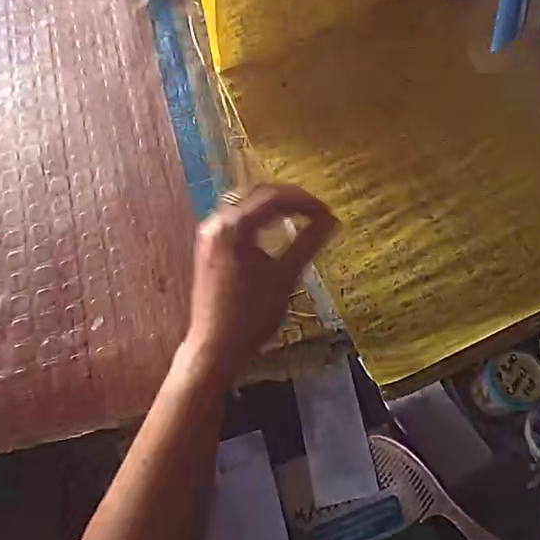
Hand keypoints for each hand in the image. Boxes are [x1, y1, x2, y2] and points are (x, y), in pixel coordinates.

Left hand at [180, 184, 337, 379]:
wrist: (216, 346)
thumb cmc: (250, 318)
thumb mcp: (286, 278)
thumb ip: (308, 244)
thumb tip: (331, 222)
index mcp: (235, 228)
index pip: (275, 197)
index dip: (306, 201)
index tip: (327, 212)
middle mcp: (217, 224)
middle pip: (257, 193)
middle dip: (289, 198)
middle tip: (316, 211)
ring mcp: (209, 235)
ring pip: (245, 203)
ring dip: (272, 206)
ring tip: (300, 217)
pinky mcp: (208, 247)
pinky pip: (235, 219)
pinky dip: (257, 218)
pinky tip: (275, 230)